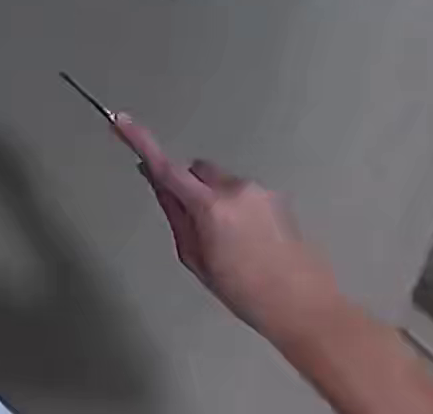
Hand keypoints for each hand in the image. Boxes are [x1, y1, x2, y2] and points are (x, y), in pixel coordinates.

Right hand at [112, 114, 346, 343]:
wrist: (311, 313)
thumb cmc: (246, 292)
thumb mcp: (195, 257)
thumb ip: (173, 213)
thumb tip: (157, 182)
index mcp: (209, 207)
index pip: (164, 167)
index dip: (139, 140)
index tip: (121, 119)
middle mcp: (235, 191)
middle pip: (194, 170)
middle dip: (189, 186)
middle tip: (196, 221)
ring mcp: (260, 193)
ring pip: (218, 181)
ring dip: (214, 197)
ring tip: (231, 238)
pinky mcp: (278, 199)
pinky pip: (241, 192)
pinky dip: (236, 206)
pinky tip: (250, 238)